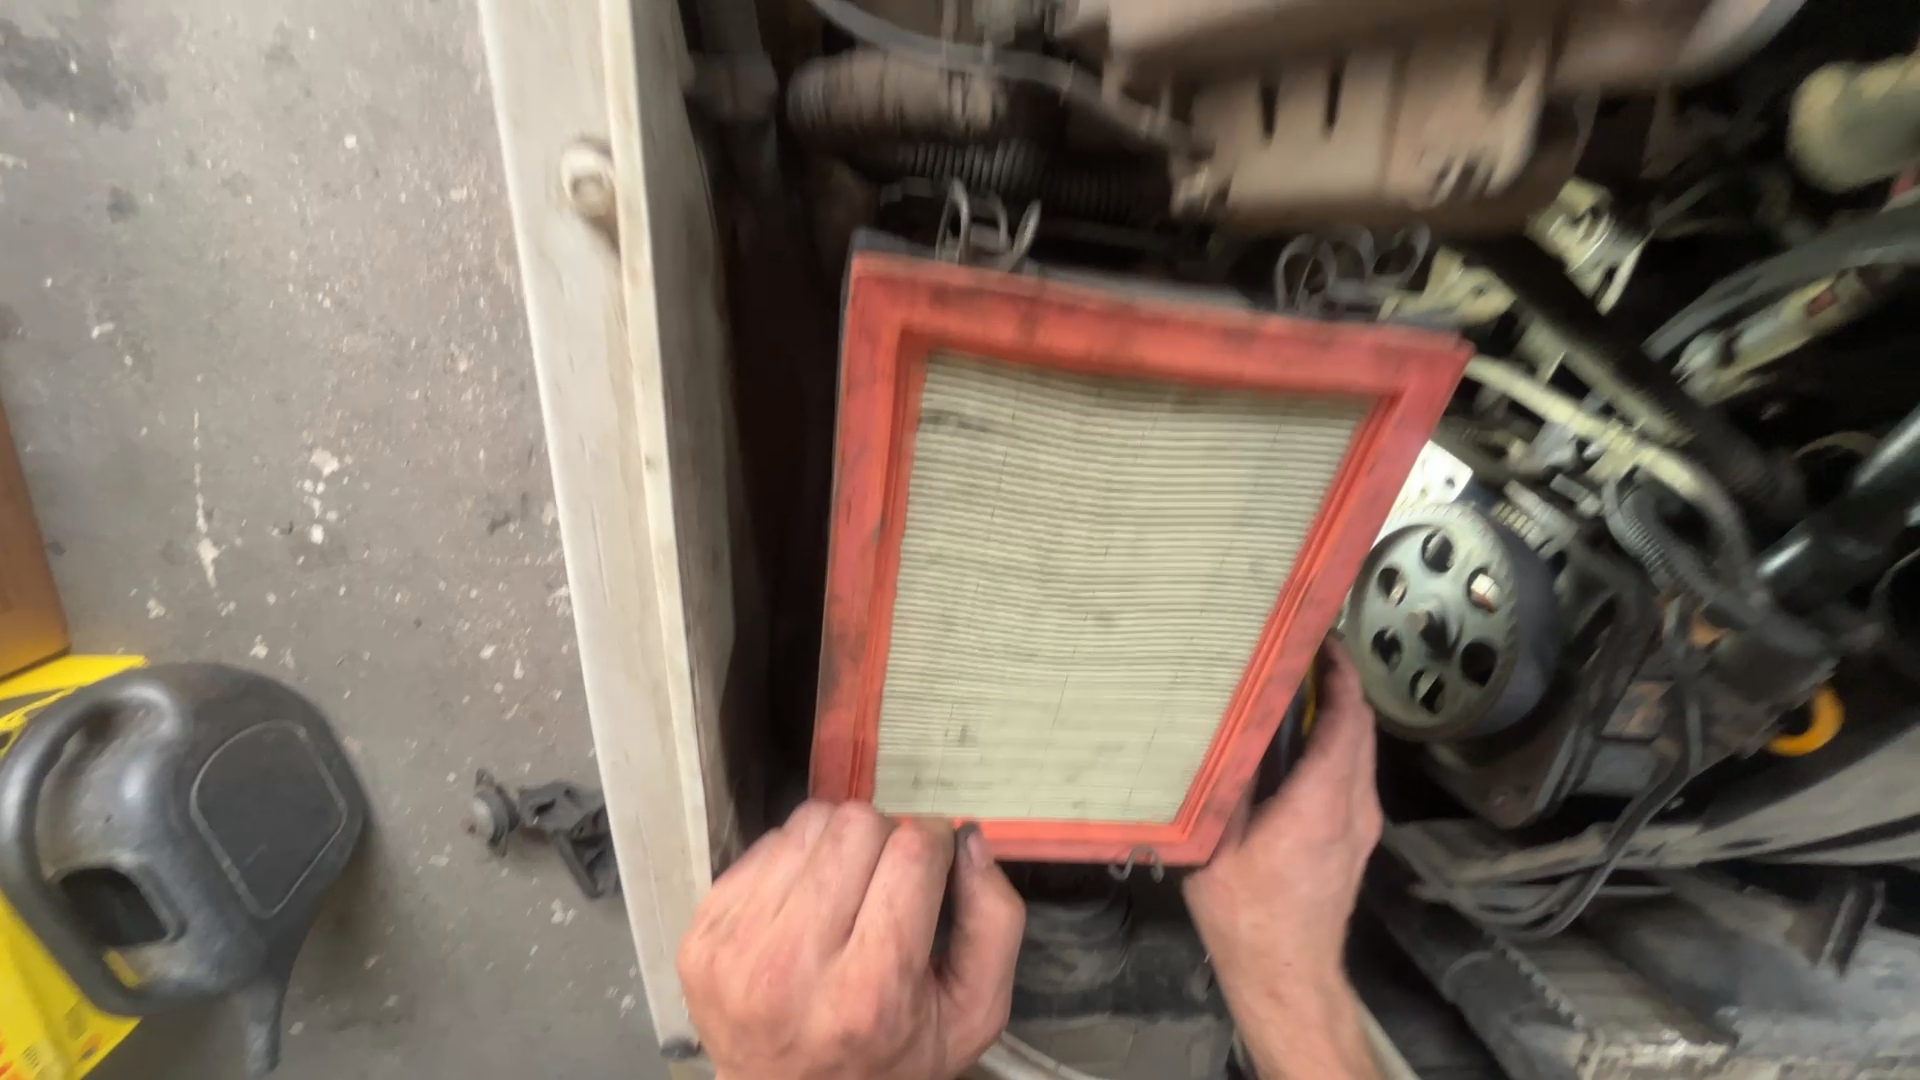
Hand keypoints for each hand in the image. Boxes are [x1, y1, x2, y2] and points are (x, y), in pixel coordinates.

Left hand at [678, 802, 1025, 1079]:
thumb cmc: (889, 1054)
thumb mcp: (972, 1011)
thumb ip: (995, 921)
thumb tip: (967, 837)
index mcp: (869, 991)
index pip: (913, 852)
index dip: (935, 843)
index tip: (934, 862)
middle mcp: (792, 966)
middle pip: (859, 824)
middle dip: (888, 836)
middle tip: (889, 878)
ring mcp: (738, 945)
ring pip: (813, 820)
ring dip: (842, 841)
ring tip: (846, 889)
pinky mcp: (703, 929)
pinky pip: (771, 839)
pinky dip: (800, 857)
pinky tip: (805, 901)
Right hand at [1183, 644, 1383, 1079]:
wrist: (1286, 974)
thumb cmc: (1246, 910)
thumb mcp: (1215, 843)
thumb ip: (1223, 783)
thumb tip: (1219, 725)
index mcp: (1321, 801)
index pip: (1347, 720)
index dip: (1338, 674)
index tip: (1314, 638)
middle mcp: (1354, 806)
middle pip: (1361, 727)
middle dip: (1338, 682)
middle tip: (1295, 650)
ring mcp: (1361, 823)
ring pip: (1362, 748)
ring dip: (1339, 710)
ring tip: (1294, 683)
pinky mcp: (1356, 836)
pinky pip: (1355, 770)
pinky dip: (1337, 739)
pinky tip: (1298, 737)